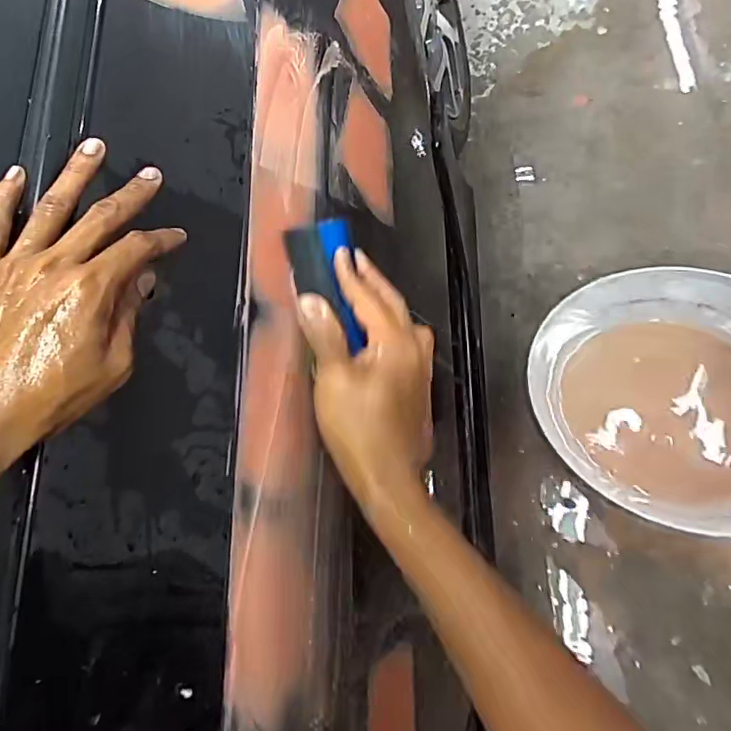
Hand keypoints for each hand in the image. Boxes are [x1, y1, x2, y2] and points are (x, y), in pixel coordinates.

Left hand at [0, 138, 187, 462]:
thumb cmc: (43, 401)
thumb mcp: (108, 369)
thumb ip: (125, 318)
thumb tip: (139, 283)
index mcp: (90, 288)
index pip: (135, 250)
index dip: (160, 240)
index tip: (173, 236)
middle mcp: (55, 264)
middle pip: (101, 216)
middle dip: (131, 194)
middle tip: (149, 176)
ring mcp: (15, 263)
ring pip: (51, 205)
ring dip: (76, 173)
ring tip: (92, 147)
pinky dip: (5, 196)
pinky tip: (15, 175)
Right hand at [294, 249, 434, 495]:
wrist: (388, 478)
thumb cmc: (357, 428)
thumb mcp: (332, 379)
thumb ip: (325, 334)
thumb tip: (311, 298)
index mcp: (393, 343)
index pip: (367, 299)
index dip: (348, 275)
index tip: (337, 252)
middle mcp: (412, 348)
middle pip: (392, 303)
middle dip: (371, 279)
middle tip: (352, 258)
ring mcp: (419, 367)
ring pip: (403, 320)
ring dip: (382, 299)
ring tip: (363, 288)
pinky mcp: (416, 384)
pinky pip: (404, 337)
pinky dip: (388, 321)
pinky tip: (375, 330)